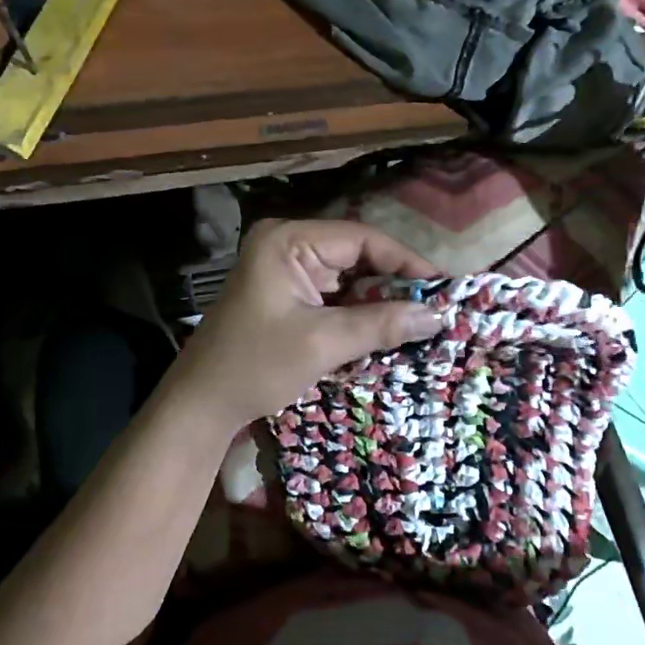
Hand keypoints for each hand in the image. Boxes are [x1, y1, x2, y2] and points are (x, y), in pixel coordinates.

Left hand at [165, 220, 443, 429]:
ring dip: (381, 304)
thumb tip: (439, 316)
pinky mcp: (289, 300)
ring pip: (350, 281)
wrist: (202, 404)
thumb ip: (382, 324)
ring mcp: (288, 274)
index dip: (406, 262)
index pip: (362, 239)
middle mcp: (288, 247)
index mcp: (288, 241)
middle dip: (395, 285)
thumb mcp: (322, 343)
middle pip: (358, 258)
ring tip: (422, 323)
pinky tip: (389, 333)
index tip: (443, 289)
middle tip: (437, 310)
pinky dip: (360, 317)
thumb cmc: (255, 365)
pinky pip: (336, 300)